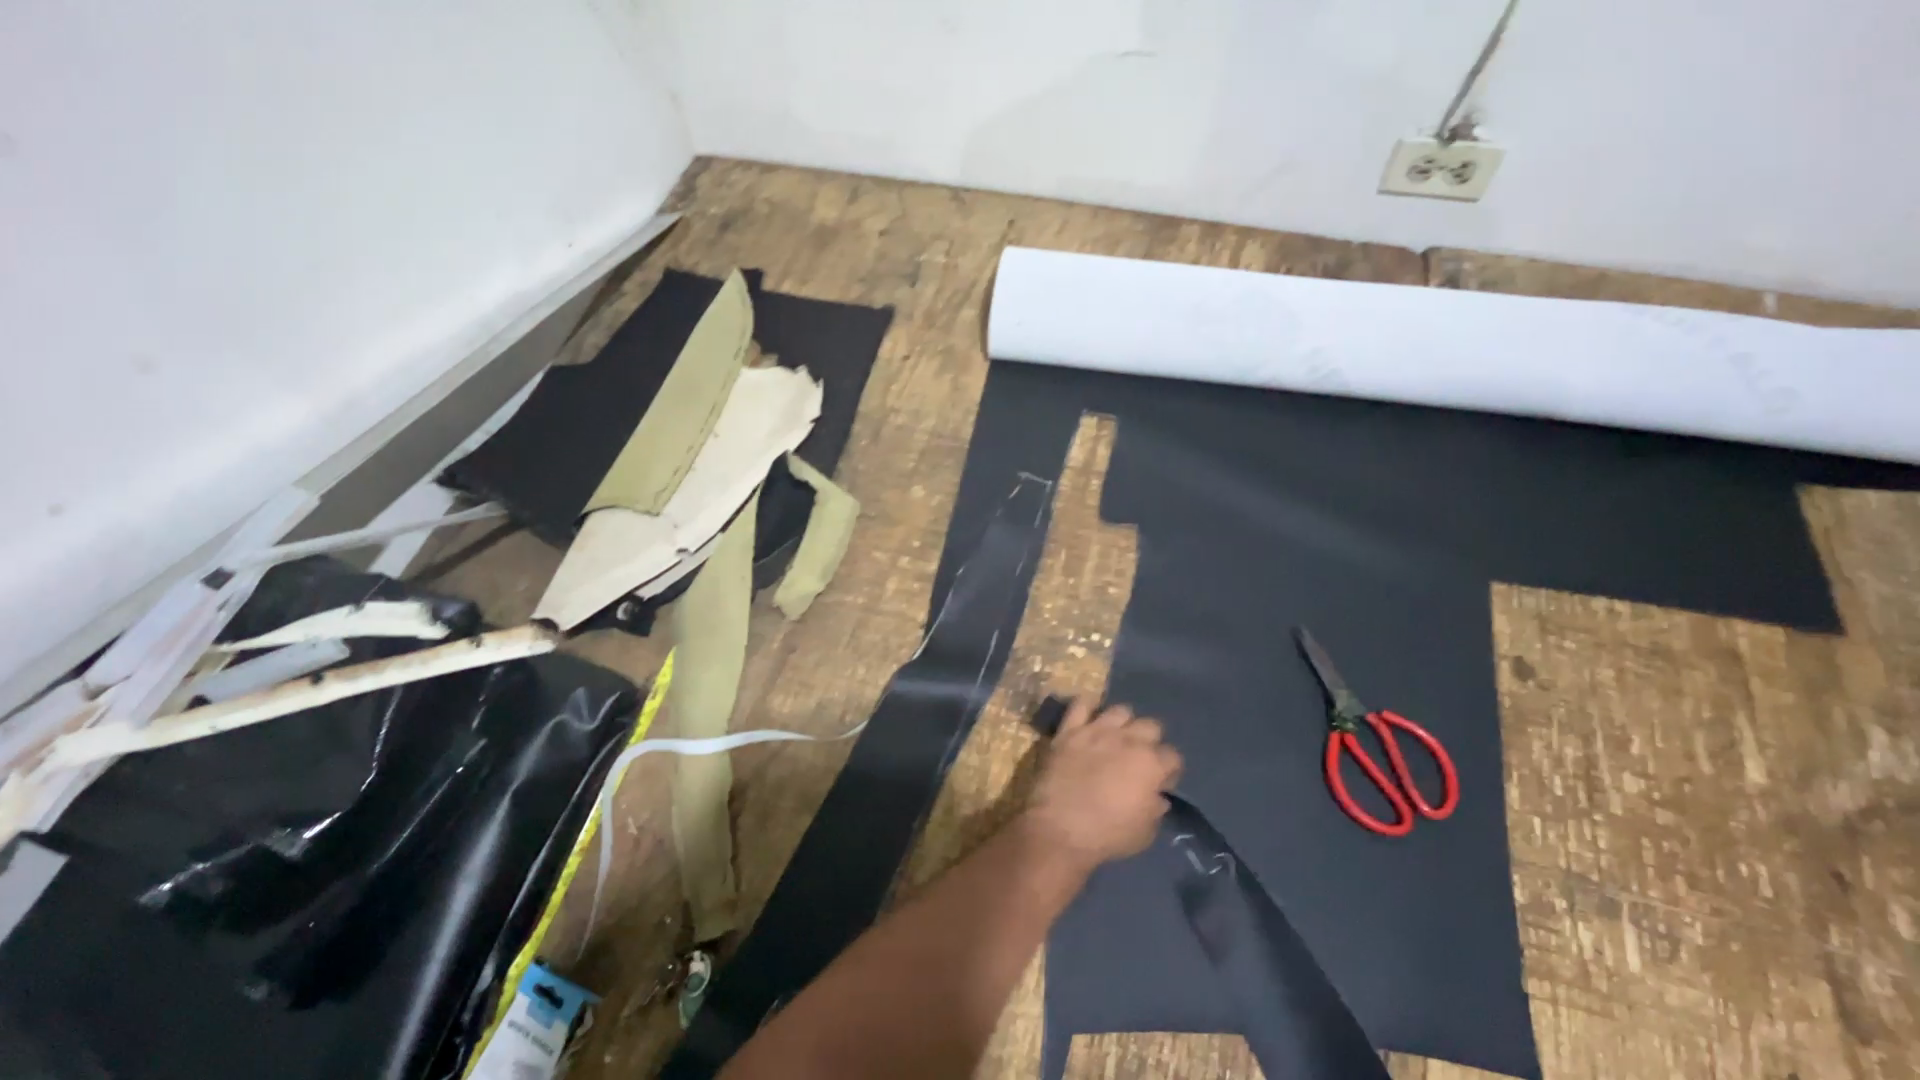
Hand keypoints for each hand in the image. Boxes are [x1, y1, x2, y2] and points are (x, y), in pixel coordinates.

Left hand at [1024, 699, 1182, 868]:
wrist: (1060, 829)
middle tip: (1138, 760)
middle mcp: (1128, 740)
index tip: (1160, 784)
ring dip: (1122, 724)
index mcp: (1151, 764)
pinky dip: (1087, 710)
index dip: (1168, 771)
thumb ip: (1155, 810)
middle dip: (1149, 742)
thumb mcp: (1145, 833)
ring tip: (1114, 740)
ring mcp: (1097, 731)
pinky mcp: (1069, 731)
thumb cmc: (1107, 836)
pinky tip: (1087, 722)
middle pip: (1151, 726)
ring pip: (1120, 711)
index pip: (1173, 757)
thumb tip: (1158, 798)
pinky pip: (1081, 705)